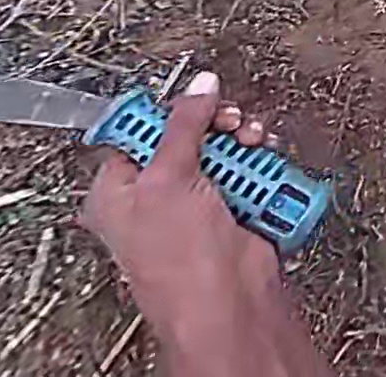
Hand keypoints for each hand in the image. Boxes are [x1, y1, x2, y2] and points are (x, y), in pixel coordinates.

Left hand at [82, 72, 307, 376]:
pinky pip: (252, 162)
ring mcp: (199, 196)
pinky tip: (264, 167)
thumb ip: (185, 125)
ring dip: (246, 142)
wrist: (231, 298)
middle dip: (219, 124)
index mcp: (120, 188)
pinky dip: (263, 161)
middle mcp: (158, 190)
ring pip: (227, 143)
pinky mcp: (235, 200)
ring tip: (252, 149)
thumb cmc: (180, 262)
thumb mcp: (169, 179)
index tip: (194, 102)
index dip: (169, 111)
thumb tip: (199, 86)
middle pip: (192, 130)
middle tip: (229, 127)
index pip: (139, 129)